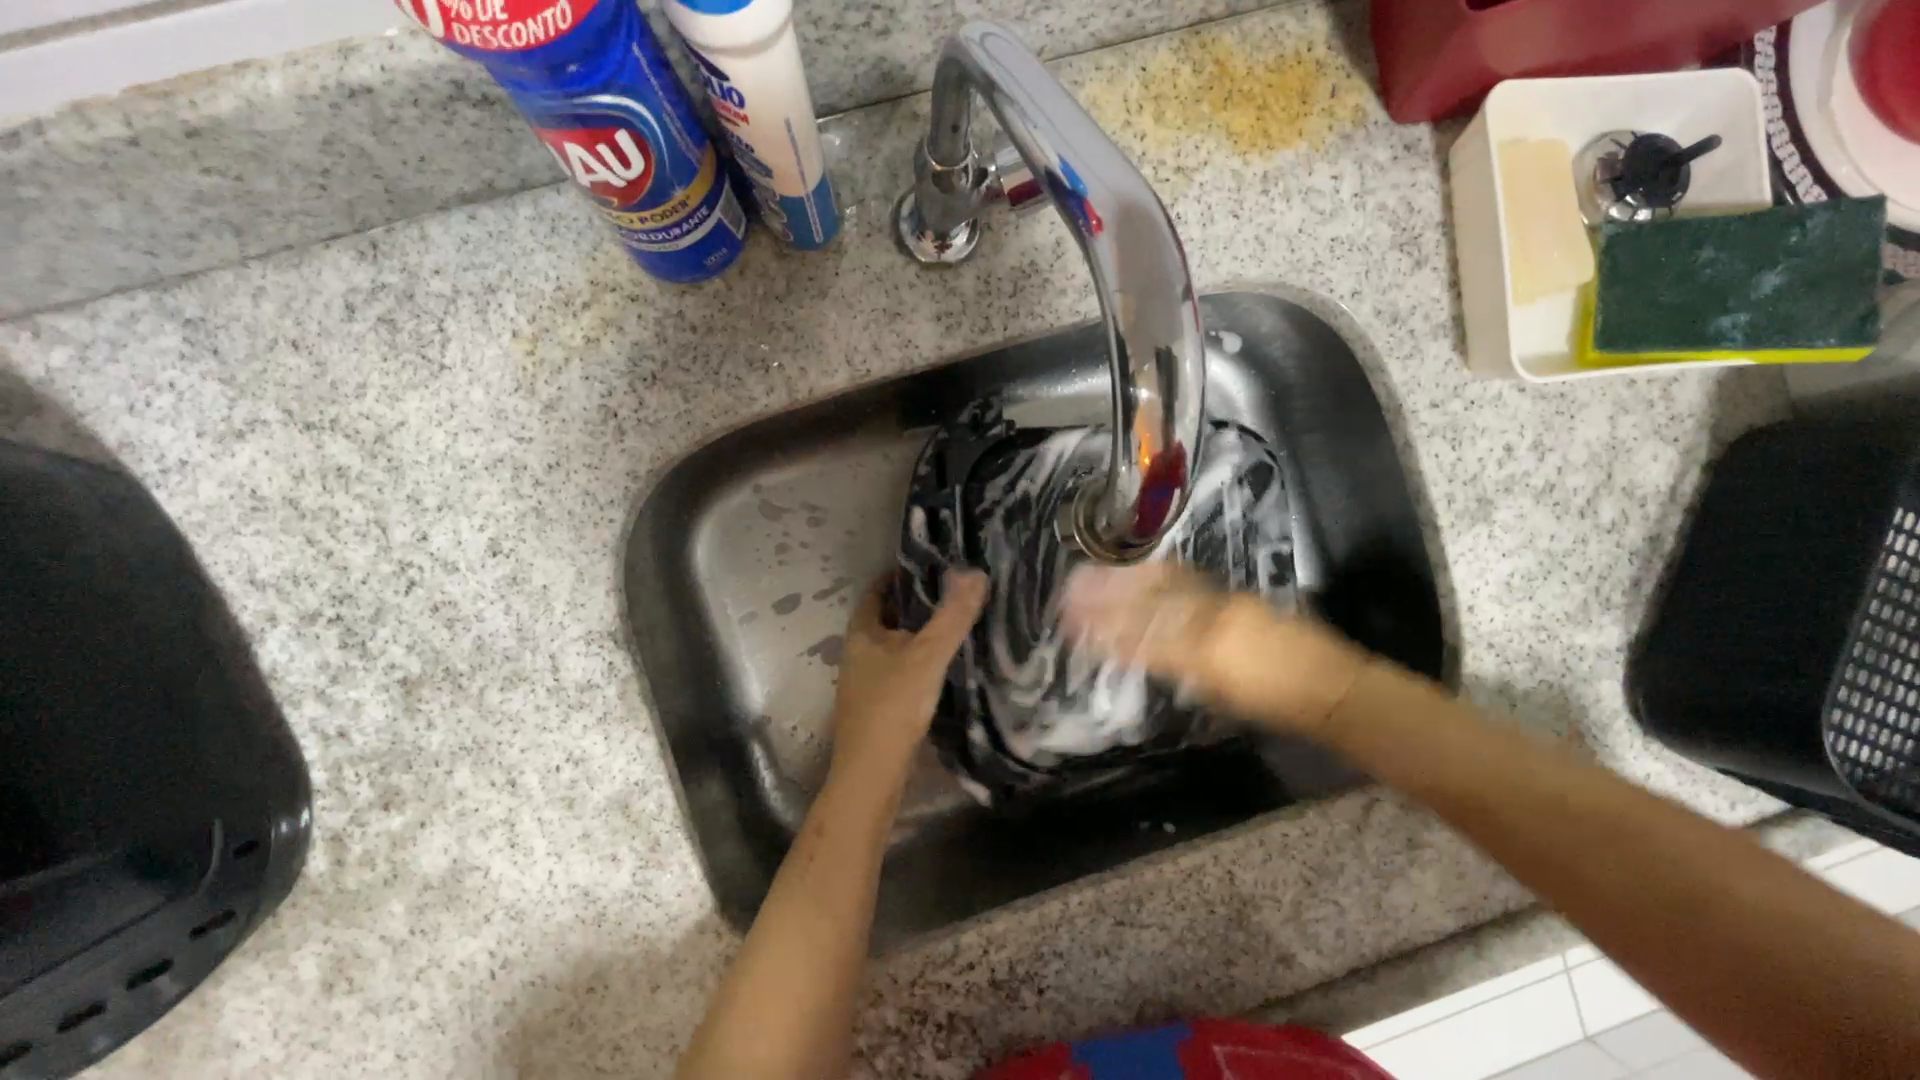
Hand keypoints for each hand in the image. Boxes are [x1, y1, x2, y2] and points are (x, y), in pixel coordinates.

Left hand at [827, 569, 989, 787]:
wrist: (871, 774)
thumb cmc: (893, 706)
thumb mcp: (927, 655)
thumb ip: (952, 616)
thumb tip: (975, 572)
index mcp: (861, 633)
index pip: (876, 591)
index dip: (898, 575)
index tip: (929, 564)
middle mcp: (856, 653)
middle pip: (884, 618)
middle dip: (911, 604)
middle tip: (949, 591)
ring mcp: (864, 683)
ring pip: (891, 647)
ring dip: (915, 634)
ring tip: (952, 624)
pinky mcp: (876, 707)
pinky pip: (898, 671)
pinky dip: (917, 662)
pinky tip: (942, 668)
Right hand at [1058, 562, 1366, 735]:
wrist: (1331, 686)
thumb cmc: (1275, 706)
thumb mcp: (1221, 698)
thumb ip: (1181, 672)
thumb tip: (1144, 653)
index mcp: (1207, 656)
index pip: (1144, 639)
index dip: (1106, 630)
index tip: (1073, 624)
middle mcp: (1212, 622)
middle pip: (1149, 606)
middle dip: (1106, 597)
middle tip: (1071, 590)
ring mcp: (1225, 604)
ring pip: (1166, 587)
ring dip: (1126, 581)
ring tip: (1094, 574)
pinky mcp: (1236, 596)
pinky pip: (1190, 582)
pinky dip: (1159, 576)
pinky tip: (1140, 572)